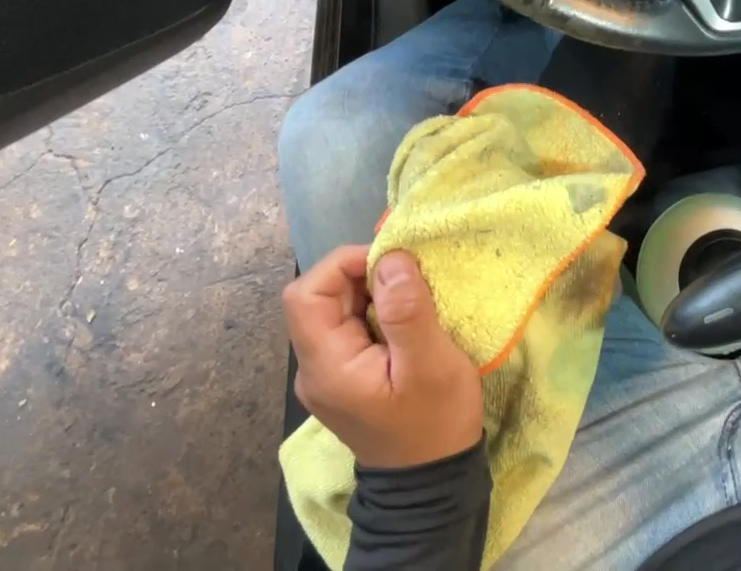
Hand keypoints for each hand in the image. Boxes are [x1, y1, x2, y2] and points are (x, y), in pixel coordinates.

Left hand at [282, 245, 482, 468]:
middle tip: (411, 273)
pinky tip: (409, 314)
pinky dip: (376, 308)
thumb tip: (391, 258)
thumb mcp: (430, 364)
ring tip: (415, 290)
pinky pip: (350, 327)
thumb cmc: (434, 422)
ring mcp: (329, 374)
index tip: (392, 258)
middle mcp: (315, 368)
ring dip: (372, 289)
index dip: (343, 263)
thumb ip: (407, 311)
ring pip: (335, 310)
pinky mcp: (347, 377)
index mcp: (327, 365)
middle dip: (362, 273)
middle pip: (318, 299)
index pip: (306, 294)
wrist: (431, 482)